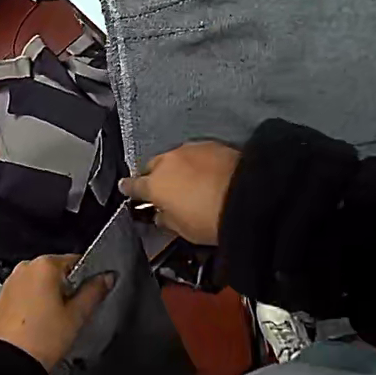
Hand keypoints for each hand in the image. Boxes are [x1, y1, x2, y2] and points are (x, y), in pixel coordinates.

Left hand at [0, 255, 111, 370]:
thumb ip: (95, 291)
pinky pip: (27, 292)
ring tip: (56, 320)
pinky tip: (40, 322)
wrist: (7, 364)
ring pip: (42, 282)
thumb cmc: (43, 337)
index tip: (91, 296)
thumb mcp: (77, 315)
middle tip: (74, 311)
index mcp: (45, 264)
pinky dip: (36, 302)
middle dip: (68, 287)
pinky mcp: (2, 297)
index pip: (77, 261)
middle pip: (58, 271)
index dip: (88, 278)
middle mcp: (26, 267)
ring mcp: (11, 281)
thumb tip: (107, 277)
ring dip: (51, 295)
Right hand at [119, 141, 240, 245]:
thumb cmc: (212, 219)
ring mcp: (190, 149)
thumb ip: (166, 219)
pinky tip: (205, 172)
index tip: (127, 189)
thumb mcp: (184, 230)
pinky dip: (197, 162)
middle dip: (156, 176)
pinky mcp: (212, 144)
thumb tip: (160, 214)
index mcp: (155, 184)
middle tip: (165, 189)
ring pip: (175, 158)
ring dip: (178, 167)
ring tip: (188, 180)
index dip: (129, 189)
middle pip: (154, 167)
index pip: (134, 186)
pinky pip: (196, 154)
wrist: (249, 197)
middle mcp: (168, 161)